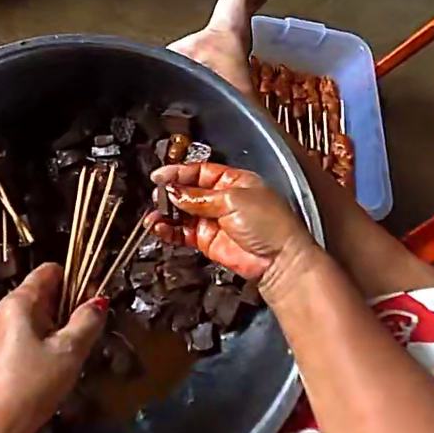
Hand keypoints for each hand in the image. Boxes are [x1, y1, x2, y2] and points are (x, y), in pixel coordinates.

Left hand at [0, 263, 105, 432]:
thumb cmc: (32, 383)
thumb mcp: (68, 351)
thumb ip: (87, 321)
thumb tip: (100, 300)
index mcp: (20, 301)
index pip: (50, 271)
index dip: (76, 278)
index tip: (96, 298)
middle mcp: (9, 308)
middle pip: (47, 291)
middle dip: (73, 304)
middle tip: (94, 326)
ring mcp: (6, 329)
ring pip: (44, 314)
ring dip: (65, 325)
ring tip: (81, 346)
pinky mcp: (7, 349)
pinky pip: (35, 331)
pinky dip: (53, 339)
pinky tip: (64, 360)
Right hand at [149, 163, 315, 280]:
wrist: (278, 261)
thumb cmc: (269, 224)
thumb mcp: (234, 200)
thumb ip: (199, 197)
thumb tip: (173, 192)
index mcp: (232, 181)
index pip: (199, 171)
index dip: (178, 173)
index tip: (160, 176)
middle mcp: (220, 198)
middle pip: (187, 191)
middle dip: (170, 193)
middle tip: (158, 196)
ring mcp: (212, 219)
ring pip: (181, 213)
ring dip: (166, 213)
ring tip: (154, 215)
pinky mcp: (206, 240)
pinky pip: (182, 233)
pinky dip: (169, 230)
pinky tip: (159, 228)